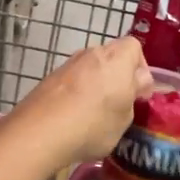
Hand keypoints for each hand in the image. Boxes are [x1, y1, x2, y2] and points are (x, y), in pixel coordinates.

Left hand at [1, 38, 153, 170]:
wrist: (39, 133)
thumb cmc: (93, 125)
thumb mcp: (125, 118)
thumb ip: (134, 95)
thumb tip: (138, 80)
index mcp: (116, 58)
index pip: (134, 47)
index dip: (140, 67)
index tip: (138, 92)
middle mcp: (91, 54)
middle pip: (110, 57)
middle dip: (116, 77)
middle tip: (118, 104)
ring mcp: (67, 64)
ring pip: (89, 70)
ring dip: (95, 85)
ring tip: (94, 115)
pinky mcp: (48, 79)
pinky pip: (71, 82)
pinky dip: (75, 94)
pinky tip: (72, 118)